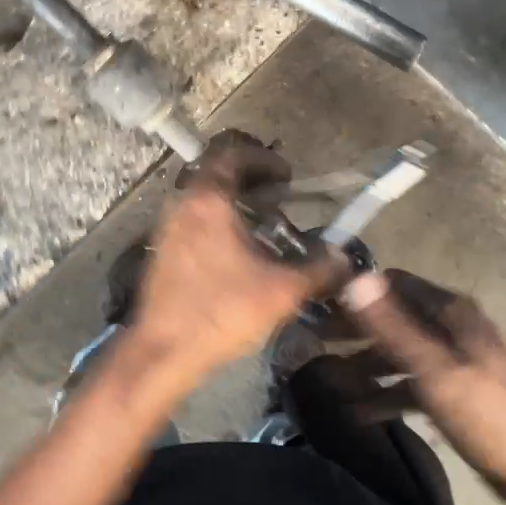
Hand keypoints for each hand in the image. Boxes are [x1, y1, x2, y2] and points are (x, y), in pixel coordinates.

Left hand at [126, 139, 334, 388]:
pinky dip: (219, 223)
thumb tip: (342, 258)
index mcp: (209, 200)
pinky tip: (239, 253)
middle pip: (217, 174)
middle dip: (251, 181)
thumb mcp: (281, 290)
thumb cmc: (222, 311)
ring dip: (235, 204)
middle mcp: (184, 204)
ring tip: (265, 226)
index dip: (263, 158)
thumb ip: (318, 269)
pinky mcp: (163, 251)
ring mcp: (168, 227)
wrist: (164, 350)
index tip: (287, 175)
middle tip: (280, 197)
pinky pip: (195, 221)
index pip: (232, 155)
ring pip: (205, 199)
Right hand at [340, 270, 505, 492]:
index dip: (358, 291)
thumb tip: (353, 278)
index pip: (395, 284)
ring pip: (402, 356)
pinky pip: (414, 386)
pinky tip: (360, 413)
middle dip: (356, 333)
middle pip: (395, 320)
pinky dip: (388, 394)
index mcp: (452, 312)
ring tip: (330, 384)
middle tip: (315, 343)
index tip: (320, 304)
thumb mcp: (434, 370)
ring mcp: (456, 363)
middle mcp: (453, 329)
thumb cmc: (491, 415)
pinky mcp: (458, 395)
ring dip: (367, 368)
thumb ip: (391, 326)